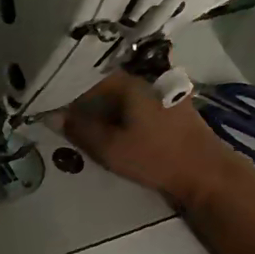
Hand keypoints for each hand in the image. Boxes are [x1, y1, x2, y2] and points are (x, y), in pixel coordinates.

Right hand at [50, 72, 235, 205]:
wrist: (205, 173)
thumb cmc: (155, 157)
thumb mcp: (109, 148)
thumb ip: (79, 130)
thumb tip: (52, 116)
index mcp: (130, 82)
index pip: (88, 80)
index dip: (66, 95)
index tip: (50, 110)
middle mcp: (147, 80)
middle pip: (105, 86)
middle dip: (84, 102)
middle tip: (63, 121)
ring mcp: (162, 93)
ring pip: (121, 97)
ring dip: (102, 110)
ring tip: (83, 128)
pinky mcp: (171, 109)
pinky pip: (135, 107)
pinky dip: (119, 116)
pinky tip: (110, 131)